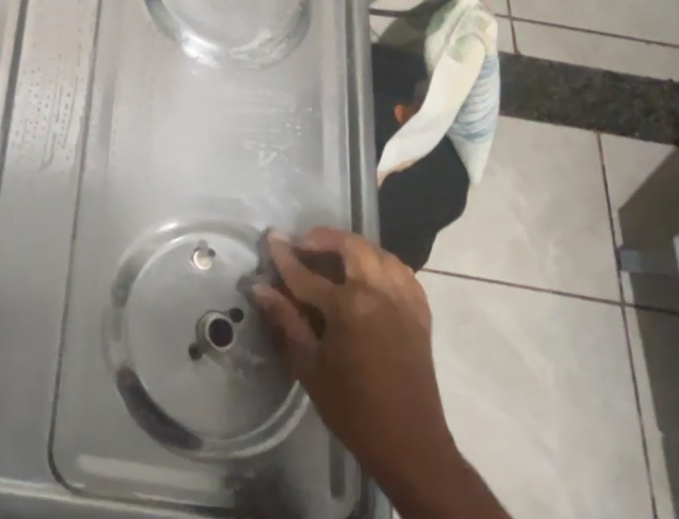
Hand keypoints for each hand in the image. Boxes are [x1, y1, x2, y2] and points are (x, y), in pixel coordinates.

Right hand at [251, 229, 507, 518]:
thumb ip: (285, 320)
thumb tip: (258, 287)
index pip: (307, 273)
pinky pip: (401, 272)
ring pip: (379, 254)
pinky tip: (366, 275)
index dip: (284, 256)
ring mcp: (405, 301)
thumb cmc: (352, 408)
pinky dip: (381, 264)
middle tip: (301, 245)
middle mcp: (380, 294)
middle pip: (351, 247)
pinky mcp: (420, 313)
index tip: (270, 238)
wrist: (409, 442)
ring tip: (331, 256)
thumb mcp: (309, 365)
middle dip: (322, 238)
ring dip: (353, 247)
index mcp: (349, 307)